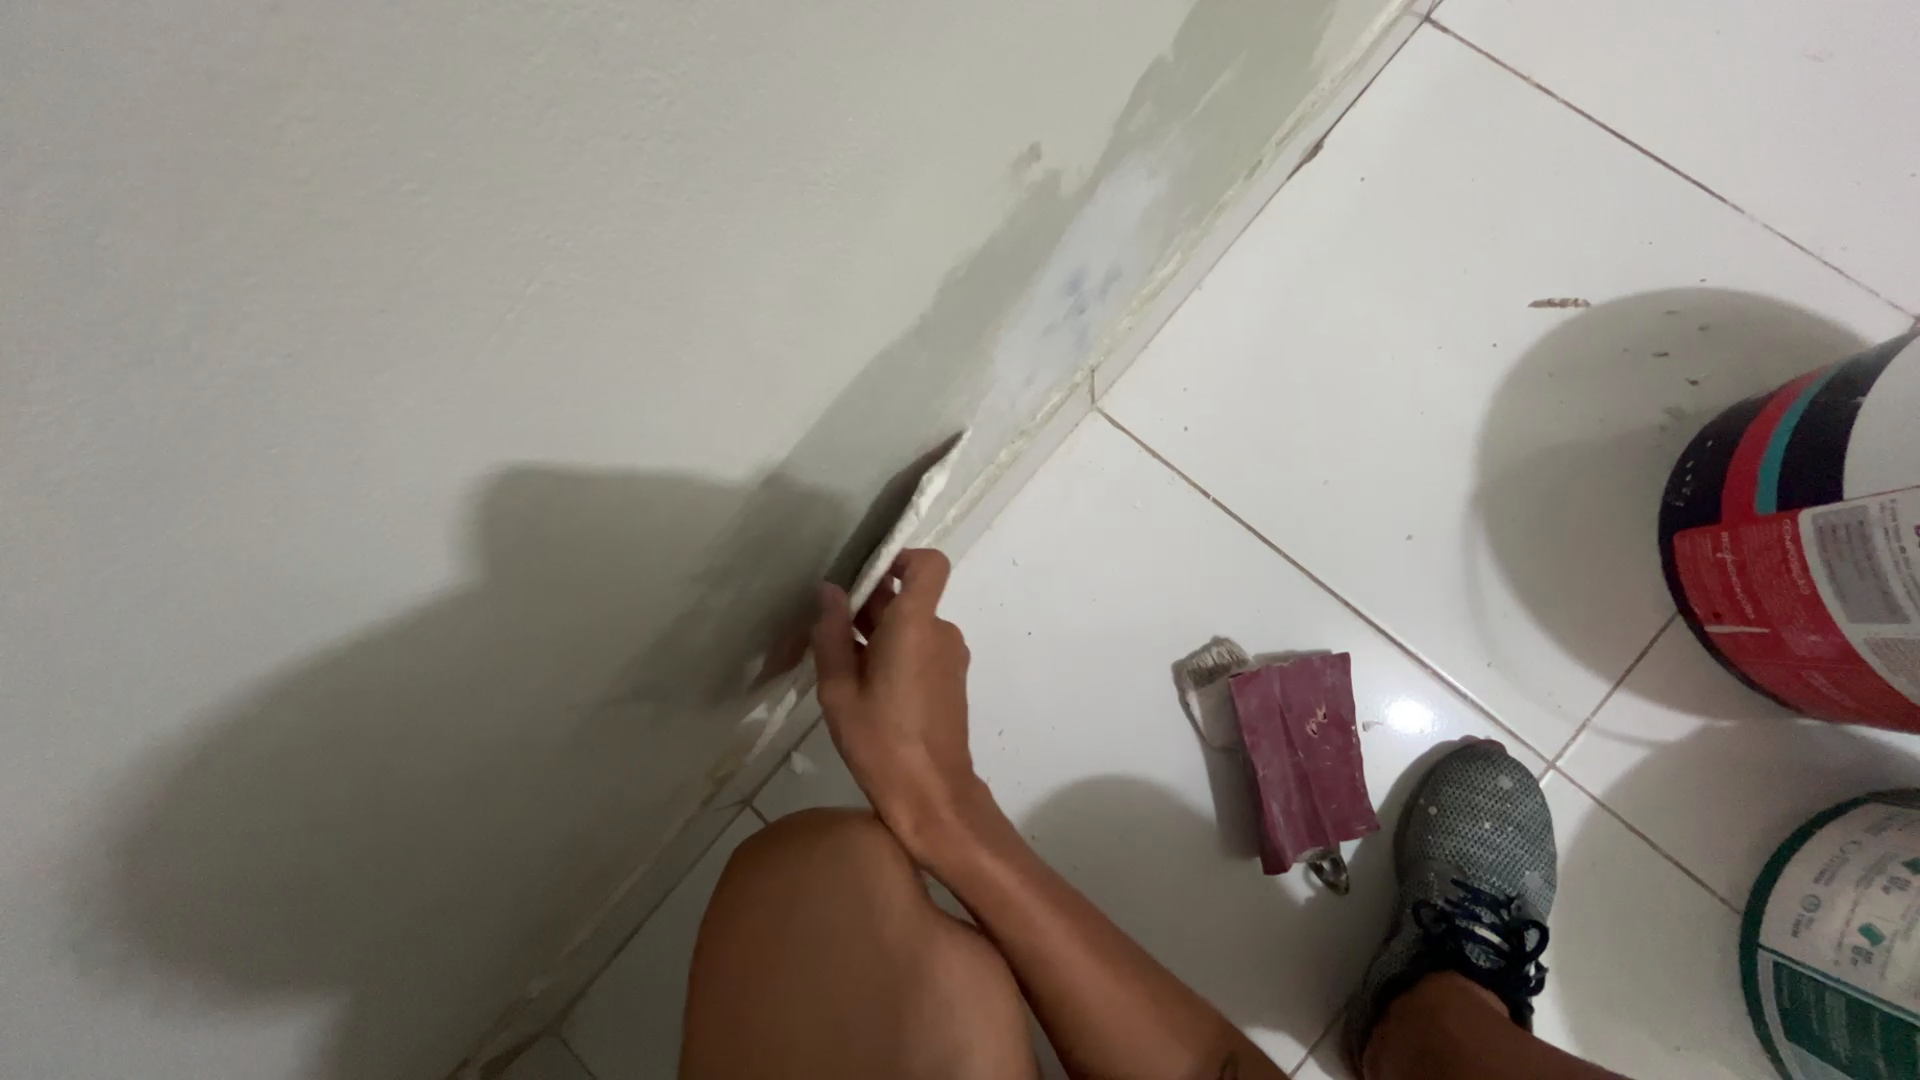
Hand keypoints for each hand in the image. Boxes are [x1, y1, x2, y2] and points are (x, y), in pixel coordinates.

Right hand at [811, 549, 996, 864]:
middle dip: (872, 604)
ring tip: (844, 667)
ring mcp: (951, 657)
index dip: (900, 559)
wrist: (932, 794)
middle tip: (831, 630)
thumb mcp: (838, 690)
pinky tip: (867, 688)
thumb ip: (832, 634)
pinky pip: (922, 648)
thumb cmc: (880, 741)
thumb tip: (830, 592)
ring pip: (913, 625)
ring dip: (880, 632)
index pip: (929, 564)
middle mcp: (941, 632)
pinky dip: (896, 653)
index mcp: (916, 625)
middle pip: (910, 596)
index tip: (865, 578)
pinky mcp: (952, 679)